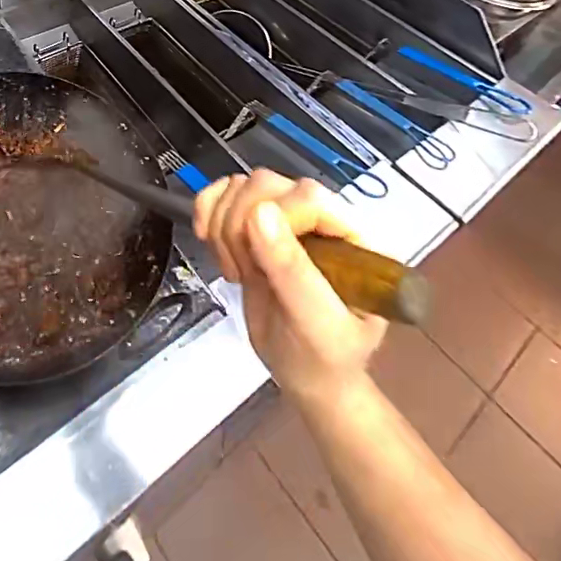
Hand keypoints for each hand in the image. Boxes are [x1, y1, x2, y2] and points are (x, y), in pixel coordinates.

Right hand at [194, 170, 387, 406]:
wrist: (307, 375)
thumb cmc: (324, 356)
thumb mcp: (317, 323)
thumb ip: (292, 270)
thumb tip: (260, 214)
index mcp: (352, 234)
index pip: (308, 196)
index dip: (275, 221)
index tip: (260, 261)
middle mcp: (320, 217)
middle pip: (269, 185)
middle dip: (242, 226)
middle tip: (244, 272)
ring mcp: (287, 218)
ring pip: (243, 187)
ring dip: (225, 226)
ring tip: (237, 269)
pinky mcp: (256, 224)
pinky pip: (225, 194)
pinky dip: (209, 212)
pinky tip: (214, 245)